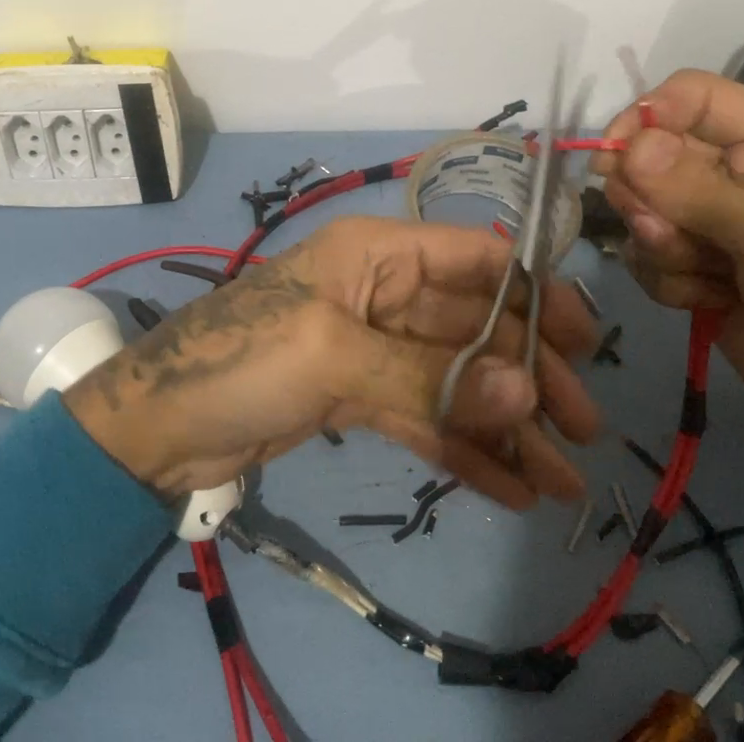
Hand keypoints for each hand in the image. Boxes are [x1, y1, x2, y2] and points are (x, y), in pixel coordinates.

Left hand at [62, 217, 601, 509]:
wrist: (157, 427)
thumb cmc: (238, 362)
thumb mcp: (332, 356)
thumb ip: (429, 376)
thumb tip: (527, 391)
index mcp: (377, 254)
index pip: (478, 259)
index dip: (537, 295)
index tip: (586, 347)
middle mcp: (383, 293)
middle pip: (479, 326)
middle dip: (530, 377)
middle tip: (582, 434)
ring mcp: (373, 350)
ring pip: (459, 380)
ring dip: (508, 427)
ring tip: (560, 482)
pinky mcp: (359, 399)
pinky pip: (427, 418)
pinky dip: (465, 449)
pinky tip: (508, 489)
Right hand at [594, 70, 743, 444]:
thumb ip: (698, 191)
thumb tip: (625, 147)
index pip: (692, 98)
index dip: (645, 120)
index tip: (611, 163)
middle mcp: (738, 172)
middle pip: (651, 155)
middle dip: (650, 201)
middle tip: (666, 234)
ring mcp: (712, 220)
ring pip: (642, 209)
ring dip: (662, 247)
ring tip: (708, 277)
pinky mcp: (692, 263)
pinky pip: (644, 254)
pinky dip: (667, 280)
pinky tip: (709, 300)